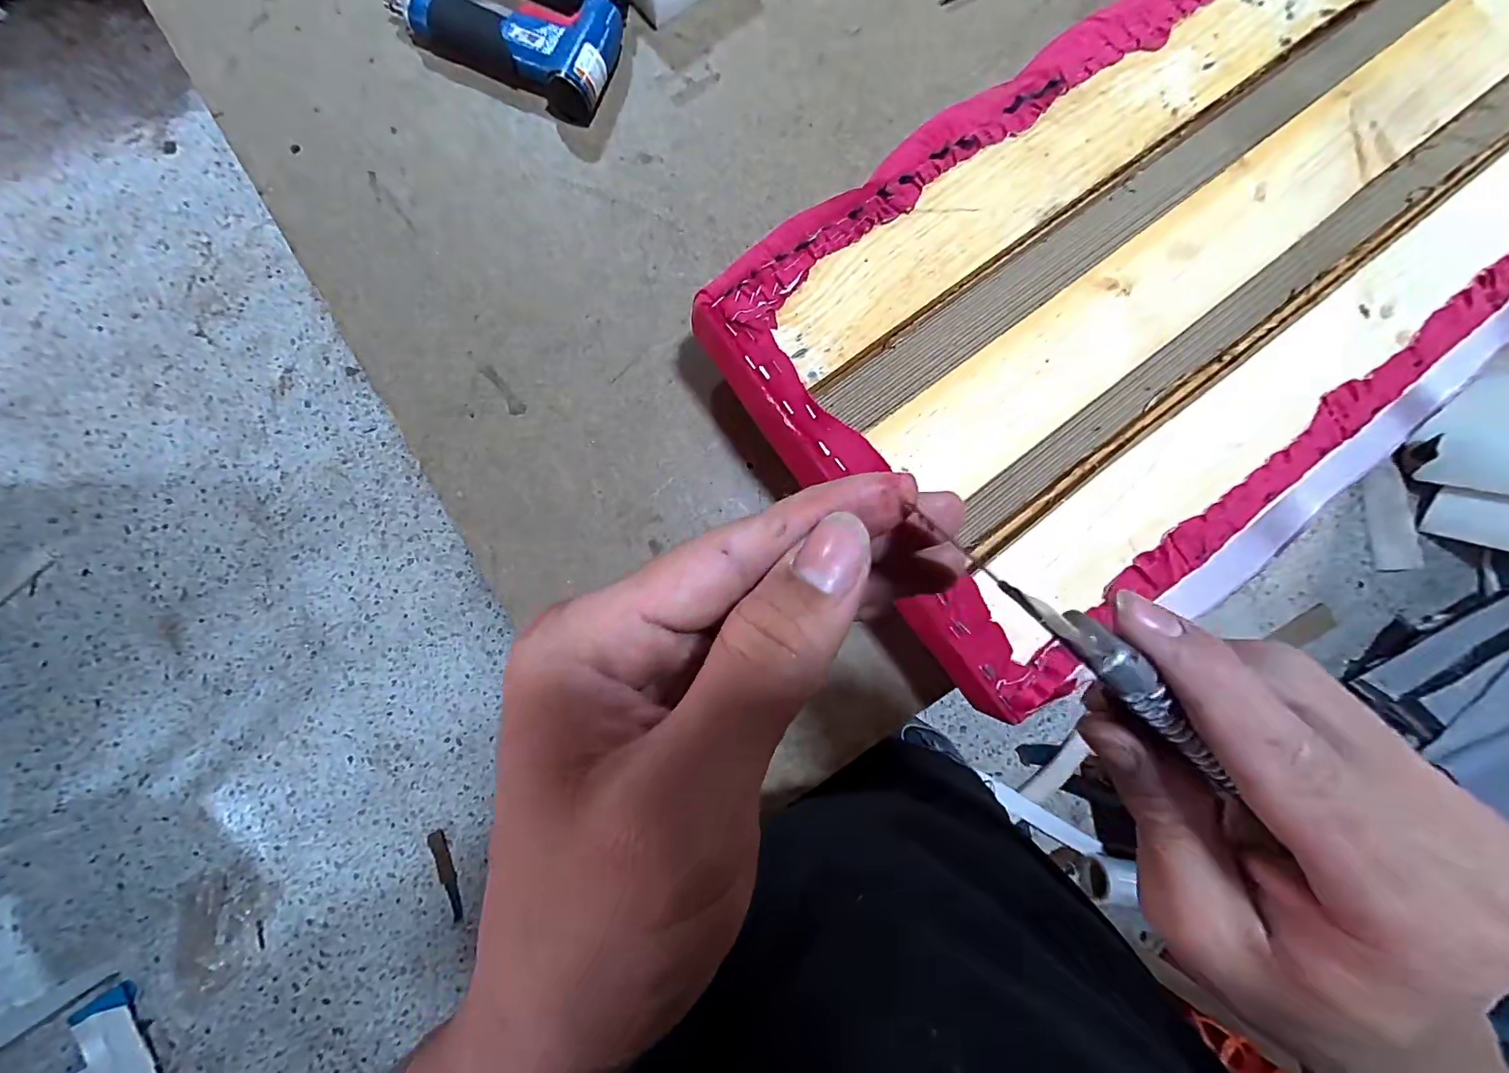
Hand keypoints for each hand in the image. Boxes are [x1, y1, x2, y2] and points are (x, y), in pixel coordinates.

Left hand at [406, 473, 964, 1072]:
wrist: (569, 1020)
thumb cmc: (617, 911)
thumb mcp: (695, 782)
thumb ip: (765, 656)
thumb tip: (837, 544)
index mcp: (593, 636)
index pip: (726, 555)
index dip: (821, 516)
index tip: (904, 490)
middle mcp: (615, 635)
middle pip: (746, 571)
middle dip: (844, 544)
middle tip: (939, 519)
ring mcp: (645, 670)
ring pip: (759, 605)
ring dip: (843, 579)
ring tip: (929, 554)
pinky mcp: (678, 704)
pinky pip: (755, 648)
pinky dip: (818, 626)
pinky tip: (870, 599)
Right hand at [1079, 592, 1508, 1072]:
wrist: (1407, 1036)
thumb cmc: (1291, 996)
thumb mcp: (1198, 925)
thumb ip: (1160, 818)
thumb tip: (1106, 723)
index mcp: (1402, 905)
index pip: (1290, 757)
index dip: (1205, 676)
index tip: (1133, 616)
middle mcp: (1453, 835)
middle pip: (1297, 702)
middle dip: (1192, 669)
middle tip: (1112, 676)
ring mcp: (1457, 799)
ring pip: (1308, 687)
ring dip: (1214, 676)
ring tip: (1152, 700)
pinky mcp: (1437, 776)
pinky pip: (1322, 701)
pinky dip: (1247, 693)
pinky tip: (1211, 721)